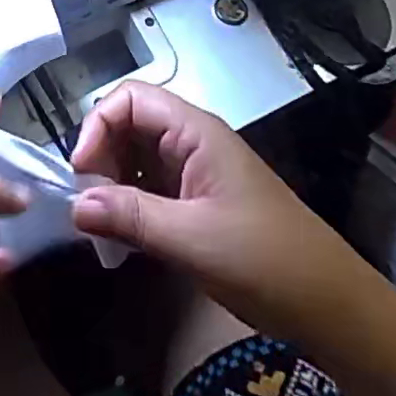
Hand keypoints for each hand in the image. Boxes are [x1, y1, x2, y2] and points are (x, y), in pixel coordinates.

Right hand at [68, 82, 383, 346]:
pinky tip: (119, 237)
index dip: (98, 125)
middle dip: (99, 156)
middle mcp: (191, 141)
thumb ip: (132, 216)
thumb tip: (75, 204)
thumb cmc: (263, 257)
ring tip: (99, 227)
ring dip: (110, 184)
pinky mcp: (194, 200)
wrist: (320, 296)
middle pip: (129, 125)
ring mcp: (193, 170)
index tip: (81, 173)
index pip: (131, 99)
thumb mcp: (192, 238)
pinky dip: (127, 205)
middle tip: (87, 206)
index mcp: (196, 132)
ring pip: (135, 158)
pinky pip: (148, 187)